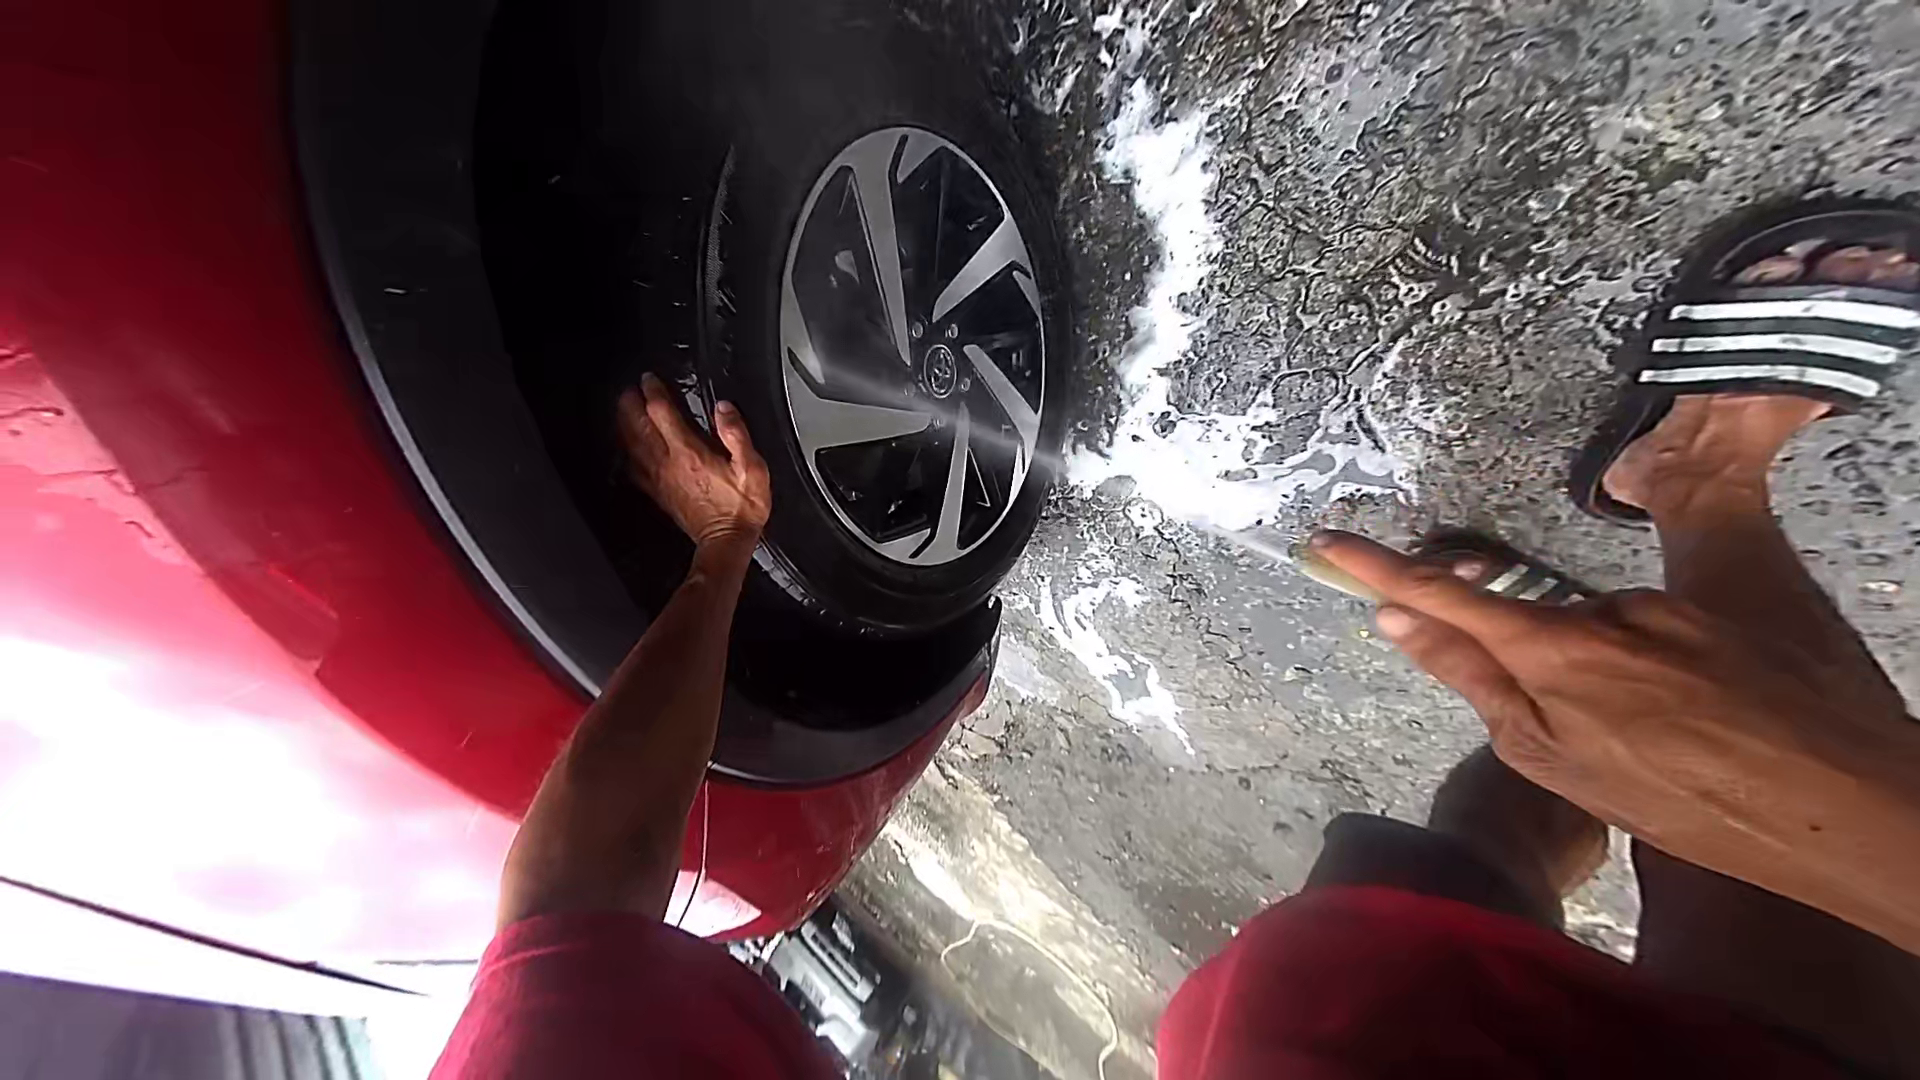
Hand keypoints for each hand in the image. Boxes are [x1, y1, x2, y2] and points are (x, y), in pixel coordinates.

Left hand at [617, 374, 770, 550]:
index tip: (650, 378)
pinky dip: (627, 454)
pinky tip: (627, 450)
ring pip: (631, 445)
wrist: (727, 542)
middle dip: (630, 404)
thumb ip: (737, 435)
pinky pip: (634, 469)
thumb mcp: (753, 469)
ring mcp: (660, 479)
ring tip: (622, 411)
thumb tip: (724, 409)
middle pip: (638, 425)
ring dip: (624, 425)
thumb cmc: (742, 508)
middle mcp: (668, 463)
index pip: (662, 412)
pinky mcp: (659, 493)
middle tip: (629, 390)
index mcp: (690, 453)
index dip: (654, 391)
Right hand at [1308, 530, 1908, 861]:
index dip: (1373, 564)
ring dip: (1580, 661)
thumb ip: (1468, 676)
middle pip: (1514, 610)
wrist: (1875, 816)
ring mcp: (1664, 601)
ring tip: (1642, 726)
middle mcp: (1601, 609)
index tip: (1327, 537)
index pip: (1434, 592)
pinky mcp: (1719, 598)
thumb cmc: (1684, 800)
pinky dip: (1634, 655)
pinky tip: (1685, 704)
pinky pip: (1637, 619)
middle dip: (1505, 645)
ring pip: (1581, 621)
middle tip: (1561, 713)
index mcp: (1550, 651)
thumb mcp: (1549, 755)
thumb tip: (1394, 620)